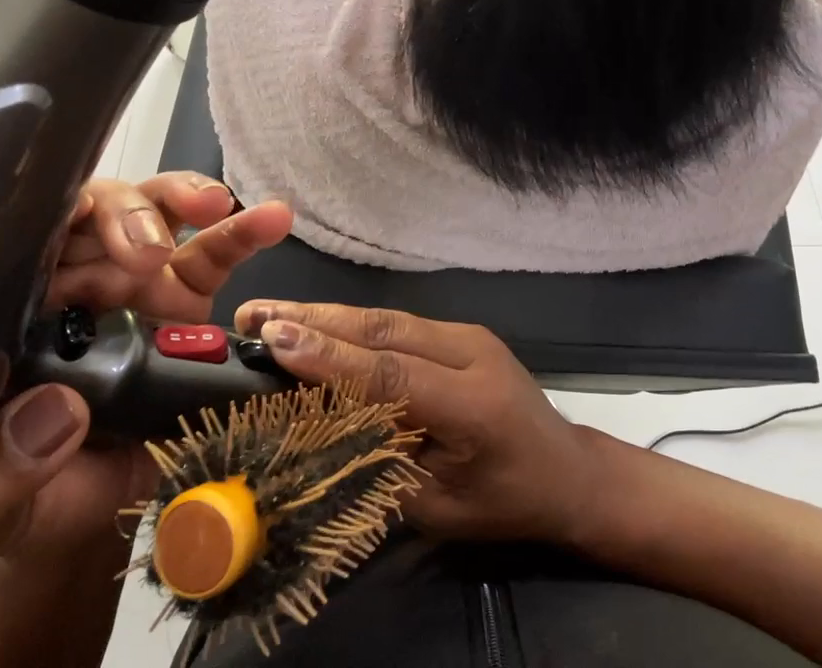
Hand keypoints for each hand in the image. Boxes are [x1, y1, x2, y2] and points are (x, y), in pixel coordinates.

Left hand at [0, 174, 292, 564]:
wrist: (88, 519)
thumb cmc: (23, 503)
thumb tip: (56, 412)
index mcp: (8, 315)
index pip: (18, 239)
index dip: (49, 218)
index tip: (80, 229)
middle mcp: (69, 288)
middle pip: (94, 215)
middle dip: (126, 215)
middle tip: (151, 252)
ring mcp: (132, 291)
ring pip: (155, 217)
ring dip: (184, 201)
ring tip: (213, 204)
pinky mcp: (186, 305)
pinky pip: (212, 258)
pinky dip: (240, 234)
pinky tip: (269, 220)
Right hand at [232, 301, 597, 545]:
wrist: (568, 472)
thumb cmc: (505, 503)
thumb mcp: (440, 509)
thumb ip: (382, 466)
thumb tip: (316, 433)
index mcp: (473, 406)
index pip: (391, 374)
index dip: (330, 358)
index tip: (273, 339)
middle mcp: (472, 355)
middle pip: (385, 331)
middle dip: (315, 321)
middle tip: (252, 314)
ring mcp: (470, 337)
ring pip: (389, 320)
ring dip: (328, 316)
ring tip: (270, 313)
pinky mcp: (463, 334)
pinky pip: (400, 325)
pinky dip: (353, 325)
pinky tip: (315, 324)